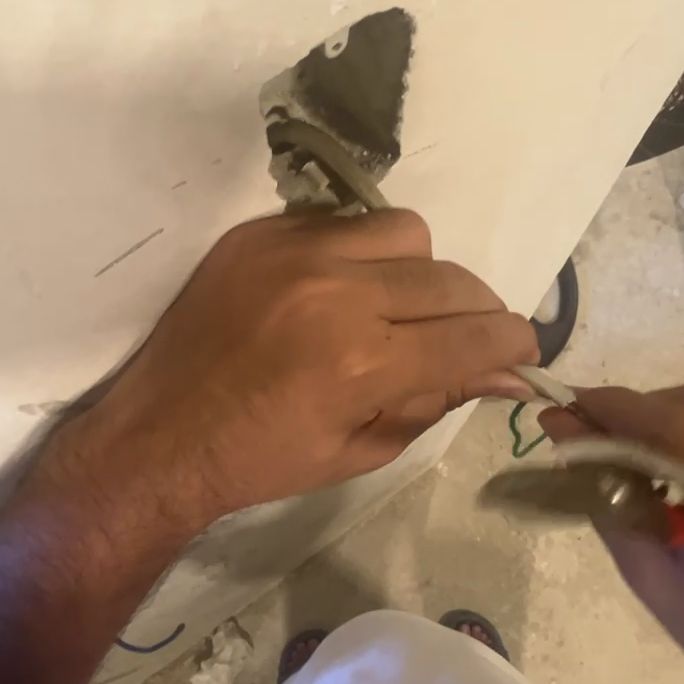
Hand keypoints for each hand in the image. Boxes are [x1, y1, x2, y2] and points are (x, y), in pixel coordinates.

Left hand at [39, 210, 537, 537]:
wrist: (161, 435)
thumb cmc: (263, 460)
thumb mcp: (362, 449)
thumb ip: (438, 401)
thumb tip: (506, 375)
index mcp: (361, 363)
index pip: (475, 337)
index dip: (514, 346)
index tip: (522, 352)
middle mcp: (336, 293)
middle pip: (451, 280)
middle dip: (477, 312)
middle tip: (466, 338)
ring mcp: (294, 252)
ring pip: (406, 232)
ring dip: (420, 272)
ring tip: (397, 306)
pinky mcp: (260, 233)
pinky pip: (344, 223)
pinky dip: (362, 253)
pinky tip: (342, 289)